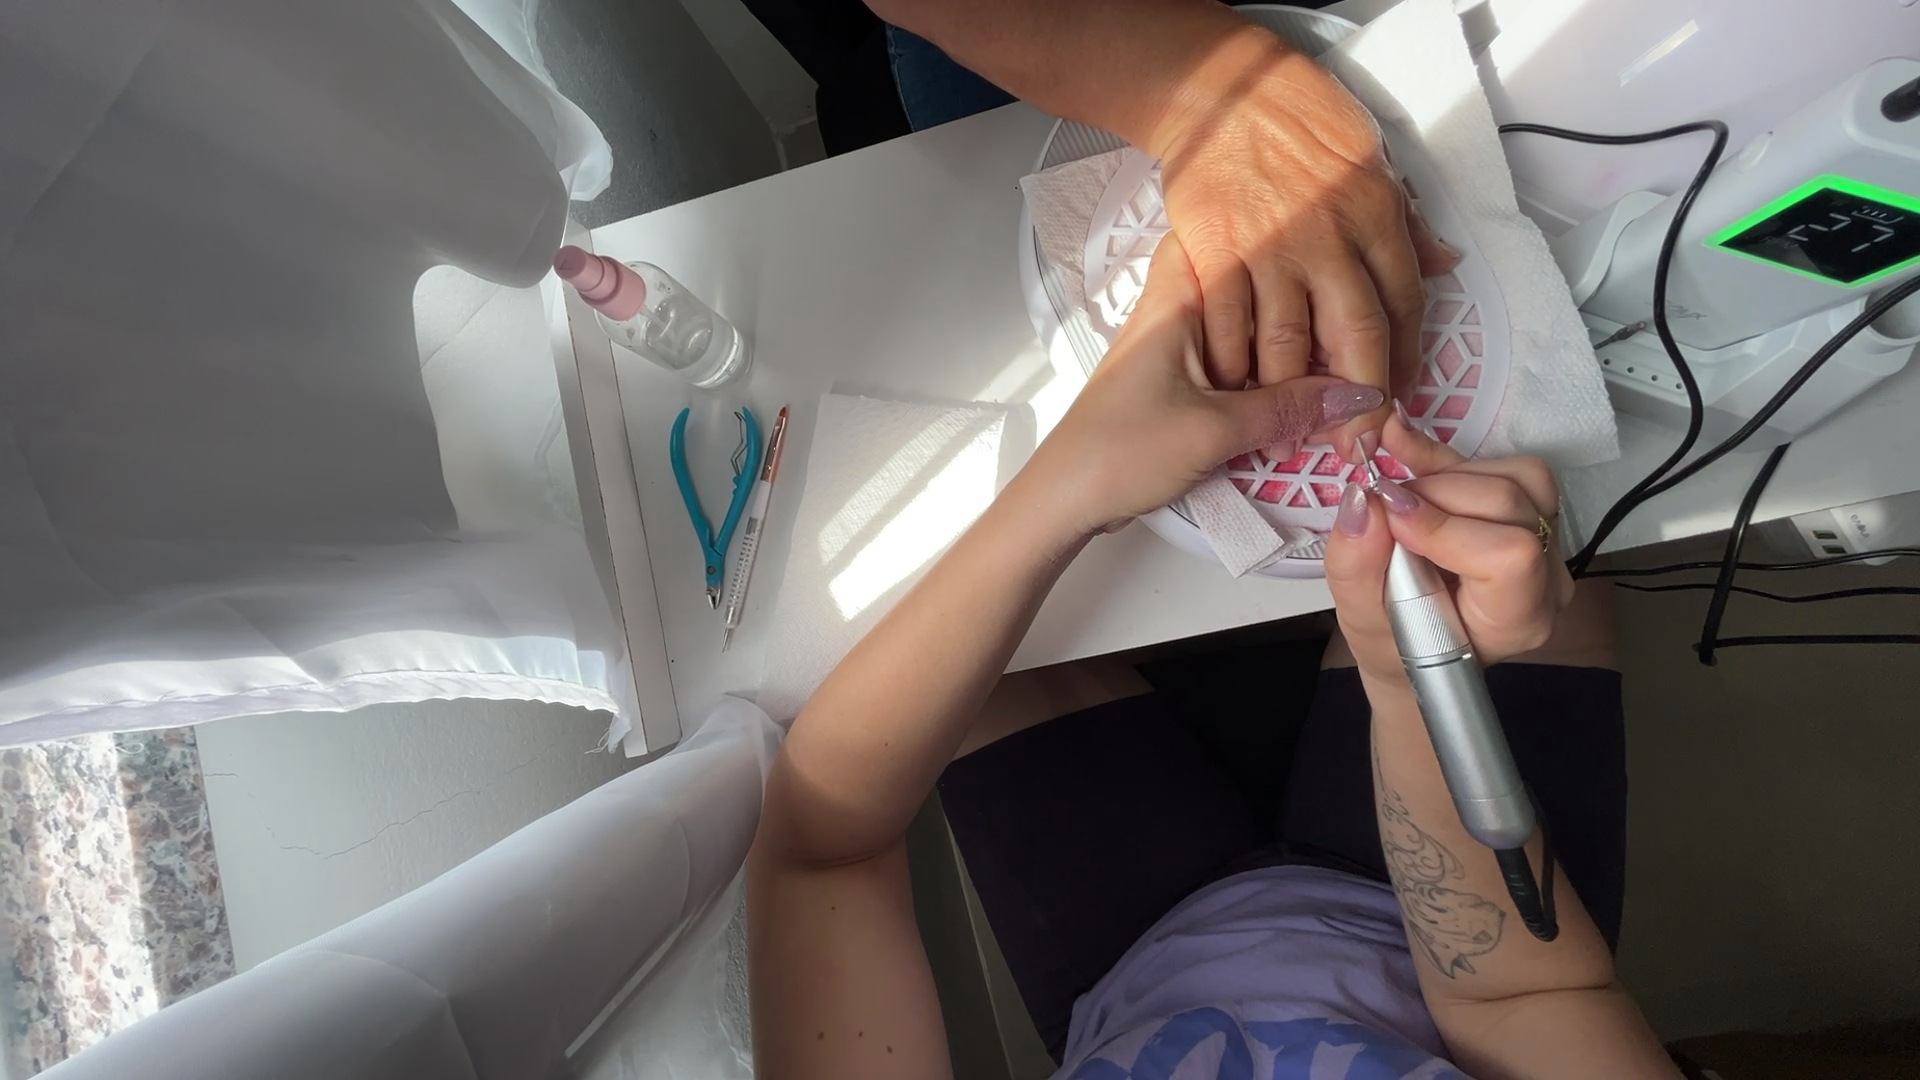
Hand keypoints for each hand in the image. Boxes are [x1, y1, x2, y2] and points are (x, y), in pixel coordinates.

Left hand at [1018, 234, 1384, 539]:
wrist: (1066, 499)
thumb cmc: (1122, 453)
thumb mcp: (1213, 431)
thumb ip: (1288, 409)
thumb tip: (1358, 396)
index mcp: (1176, 301)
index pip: (1224, 231)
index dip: (1274, 233)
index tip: (1324, 249)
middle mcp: (1176, 315)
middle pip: (1251, 287)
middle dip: (1301, 309)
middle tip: (1354, 333)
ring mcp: (1176, 351)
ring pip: (1246, 332)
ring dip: (1286, 355)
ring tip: (1335, 377)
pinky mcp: (1177, 387)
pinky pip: (1233, 370)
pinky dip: (1263, 383)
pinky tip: (1296, 404)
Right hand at [1146, 21, 1457, 462]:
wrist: (1229, 99)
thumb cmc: (1304, 129)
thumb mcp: (1374, 167)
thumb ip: (1405, 225)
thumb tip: (1445, 264)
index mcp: (1374, 217)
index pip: (1403, 305)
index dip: (1404, 363)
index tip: (1396, 403)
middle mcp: (1326, 239)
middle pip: (1351, 335)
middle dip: (1356, 399)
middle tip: (1353, 445)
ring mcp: (1267, 250)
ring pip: (1283, 342)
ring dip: (1284, 396)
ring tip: (1283, 435)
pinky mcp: (1216, 258)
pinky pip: (1225, 327)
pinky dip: (1229, 366)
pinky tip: (1233, 390)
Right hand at [1324, 409, 1574, 690]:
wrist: (1411, 642)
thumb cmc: (1390, 642)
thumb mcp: (1358, 616)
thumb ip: (1355, 564)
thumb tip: (1361, 499)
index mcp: (1513, 619)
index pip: (1508, 554)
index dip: (1443, 525)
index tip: (1386, 514)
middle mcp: (1546, 579)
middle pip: (1510, 504)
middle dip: (1433, 493)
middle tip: (1382, 506)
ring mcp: (1546, 543)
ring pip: (1518, 477)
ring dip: (1445, 476)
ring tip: (1400, 498)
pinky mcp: (1528, 514)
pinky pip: (1503, 467)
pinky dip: (1448, 457)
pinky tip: (1404, 448)